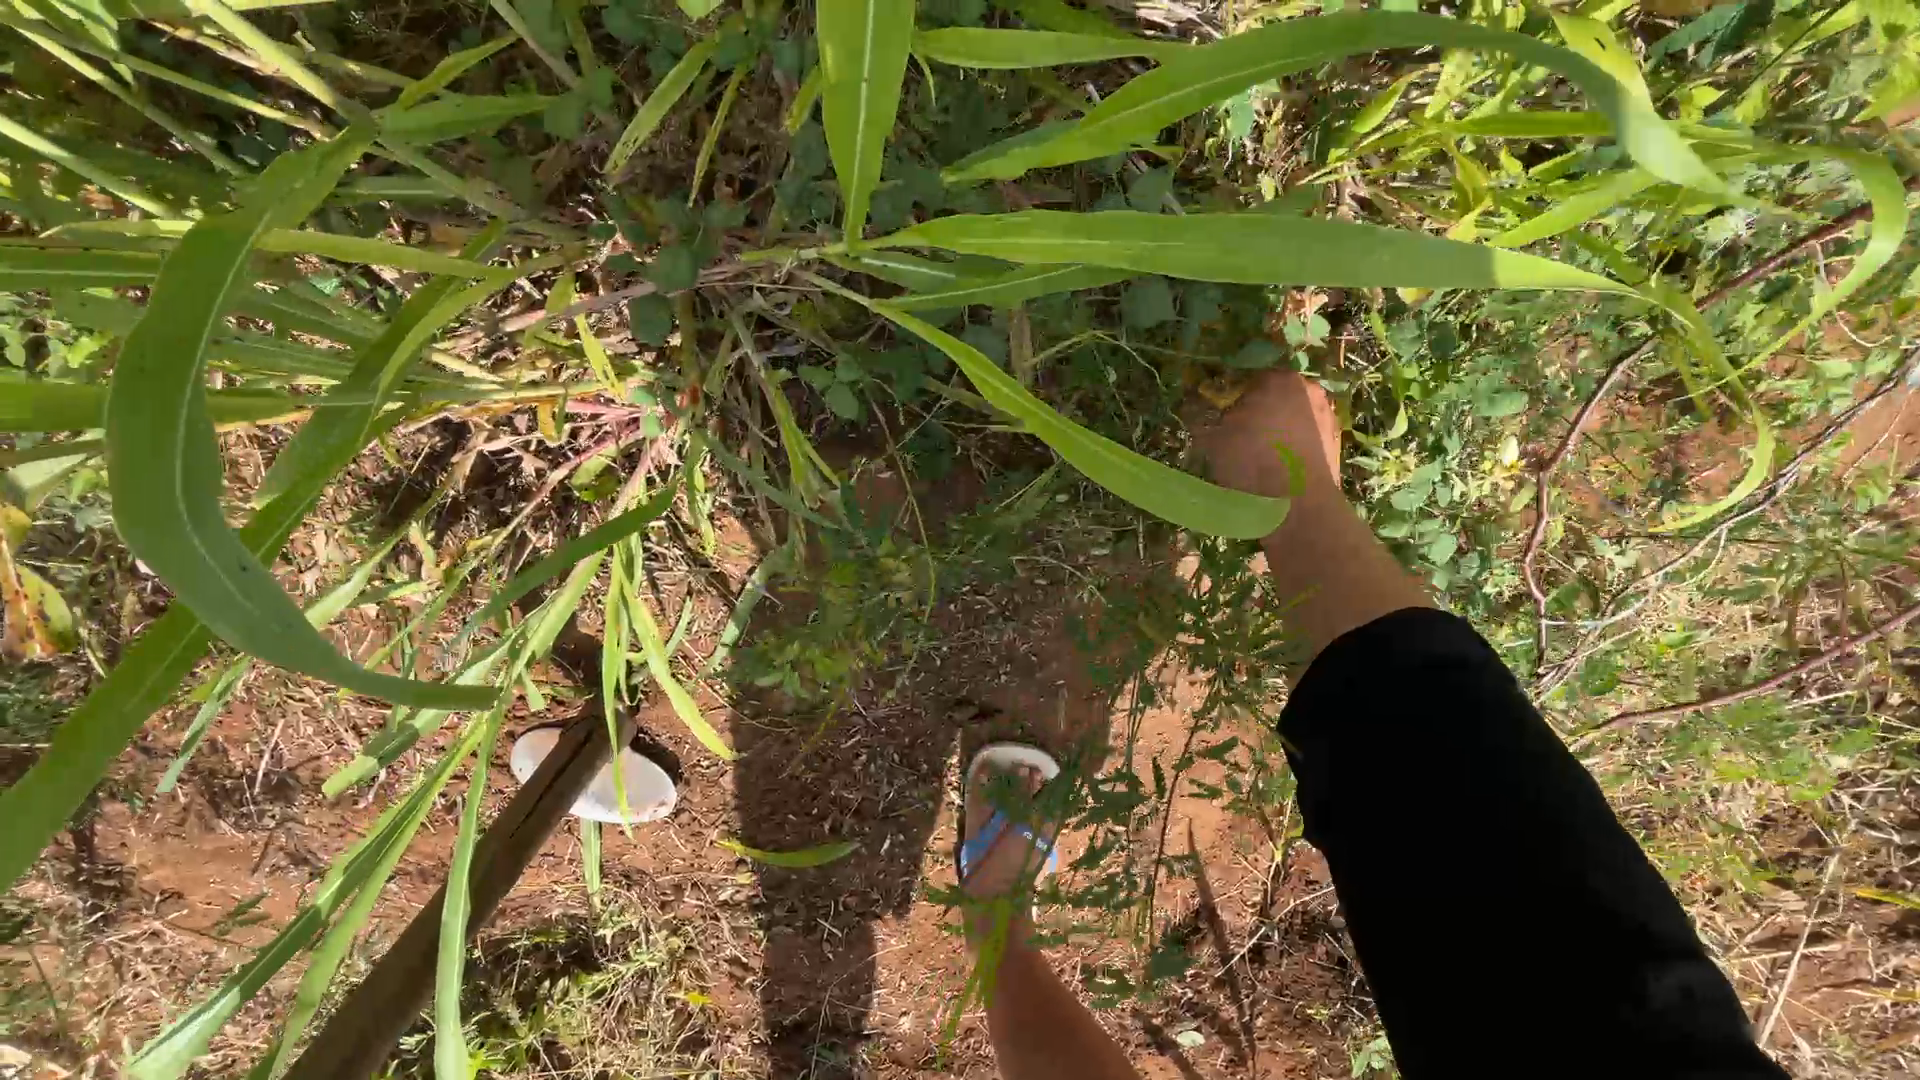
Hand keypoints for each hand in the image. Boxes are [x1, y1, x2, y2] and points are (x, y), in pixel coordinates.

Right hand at [1194, 370, 1340, 500]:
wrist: (1296, 506)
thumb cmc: (1251, 462)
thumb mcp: (1213, 439)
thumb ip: (1203, 418)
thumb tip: (1195, 408)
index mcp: (1279, 379)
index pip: (1249, 379)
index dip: (1232, 397)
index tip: (1221, 416)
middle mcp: (1309, 391)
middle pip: (1276, 396)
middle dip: (1259, 411)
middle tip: (1238, 435)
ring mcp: (1327, 417)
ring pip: (1292, 418)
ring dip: (1277, 430)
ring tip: (1258, 456)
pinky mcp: (1336, 445)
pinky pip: (1305, 439)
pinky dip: (1292, 448)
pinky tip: (1277, 469)